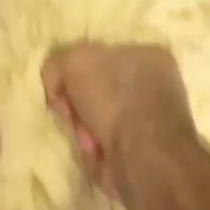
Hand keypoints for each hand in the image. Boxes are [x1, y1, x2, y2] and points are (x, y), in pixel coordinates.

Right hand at [42, 43, 196, 189]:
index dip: (76, 68)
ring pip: (96, 118)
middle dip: (76, 101)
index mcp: (149, 55)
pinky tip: (94, 151)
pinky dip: (92, 149)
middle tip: (69, 110)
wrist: (140, 155)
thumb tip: (55, 86)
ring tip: (86, 137)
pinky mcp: (139, 152)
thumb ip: (58, 63)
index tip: (63, 83)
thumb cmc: (114, 97)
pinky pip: (103, 144)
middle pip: (95, 88)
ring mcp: (148, 121)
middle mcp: (154, 86)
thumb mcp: (75, 60)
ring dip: (81, 127)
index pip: (102, 54)